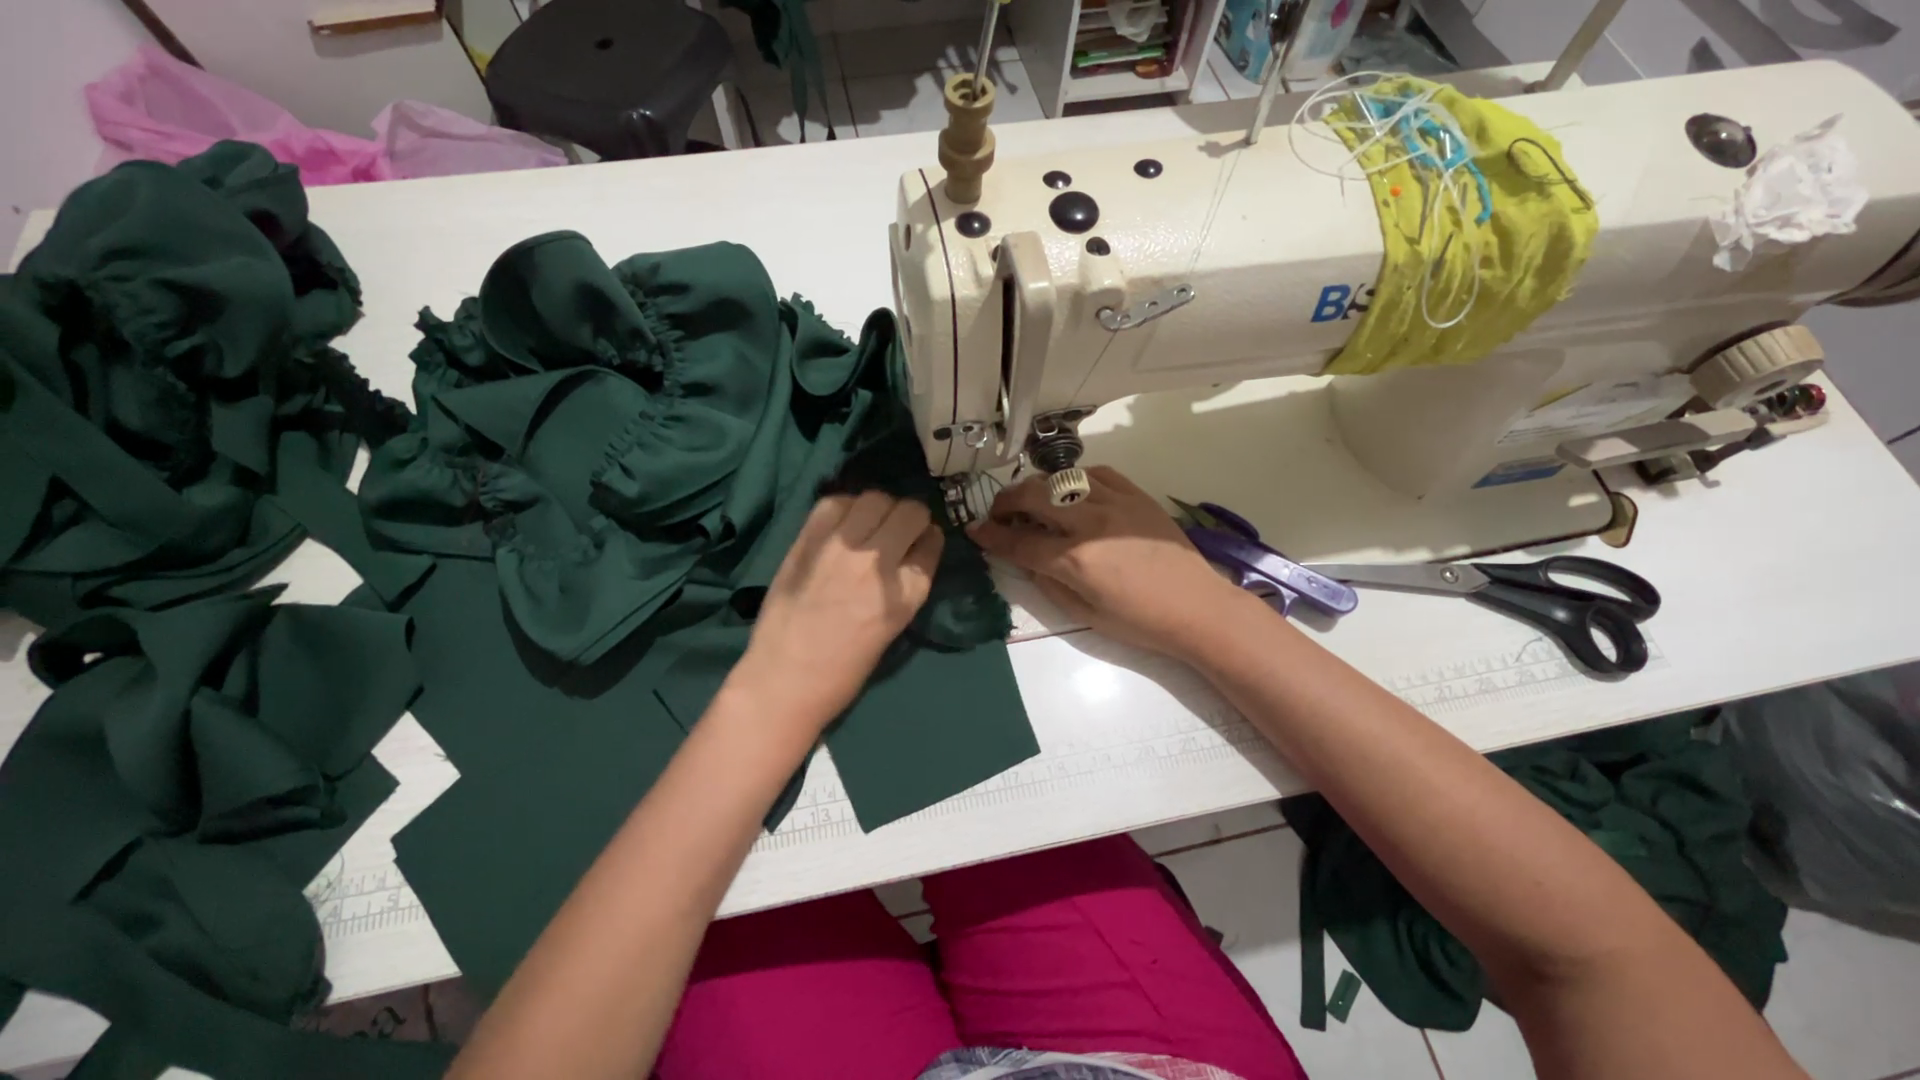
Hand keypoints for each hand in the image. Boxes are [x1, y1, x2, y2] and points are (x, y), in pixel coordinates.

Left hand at [734, 491, 944, 729]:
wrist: (785, 678)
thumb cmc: (844, 668)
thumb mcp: (894, 626)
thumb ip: (908, 583)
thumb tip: (914, 549)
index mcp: (905, 593)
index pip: (931, 542)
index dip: (927, 538)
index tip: (920, 542)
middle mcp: (877, 562)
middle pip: (909, 512)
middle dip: (909, 518)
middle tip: (896, 530)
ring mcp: (841, 547)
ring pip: (875, 499)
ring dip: (879, 508)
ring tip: (869, 525)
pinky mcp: (807, 540)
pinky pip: (835, 503)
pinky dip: (846, 508)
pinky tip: (842, 525)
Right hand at [969, 466, 1249, 657]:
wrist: (1197, 607)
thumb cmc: (1140, 622)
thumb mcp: (1085, 614)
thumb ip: (1048, 583)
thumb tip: (1026, 559)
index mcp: (1075, 560)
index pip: (1019, 541)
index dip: (991, 535)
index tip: (974, 530)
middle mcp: (1089, 523)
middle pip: (1032, 496)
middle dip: (1005, 502)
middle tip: (999, 514)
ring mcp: (1114, 503)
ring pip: (1060, 478)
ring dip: (1036, 487)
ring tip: (1032, 501)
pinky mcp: (1135, 494)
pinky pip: (1095, 473)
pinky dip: (1074, 480)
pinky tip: (1070, 492)